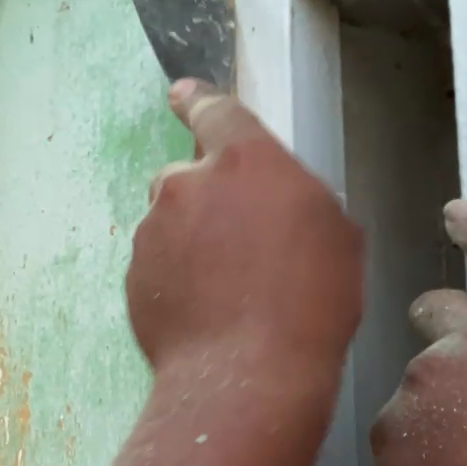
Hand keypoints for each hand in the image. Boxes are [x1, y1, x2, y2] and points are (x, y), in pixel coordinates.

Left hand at [127, 80, 362, 385]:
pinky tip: (204, 308)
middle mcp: (186, 186)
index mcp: (244, 162)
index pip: (217, 112)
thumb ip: (292, 196)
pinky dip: (174, 275)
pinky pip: (155, 262)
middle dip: (208, 198)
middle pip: (189, 176)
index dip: (200, 100)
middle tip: (239, 243)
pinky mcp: (133, 273)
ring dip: (191, 240)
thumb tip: (271, 201)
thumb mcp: (333, 234)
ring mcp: (151, 232)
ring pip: (170, 222)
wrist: (246, 372)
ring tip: (227, 289)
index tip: (183, 93)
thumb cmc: (309, 303)